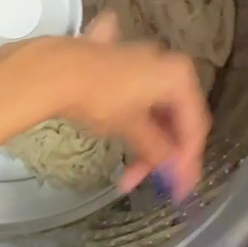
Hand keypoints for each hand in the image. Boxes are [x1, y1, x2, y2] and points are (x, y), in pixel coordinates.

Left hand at [0, 11, 210, 198]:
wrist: (53, 70)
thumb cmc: (100, 100)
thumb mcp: (133, 130)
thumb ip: (158, 151)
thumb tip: (174, 170)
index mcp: (178, 76)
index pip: (194, 126)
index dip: (187, 162)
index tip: (179, 190)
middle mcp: (163, 61)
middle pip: (172, 115)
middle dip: (162, 152)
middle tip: (147, 180)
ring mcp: (136, 56)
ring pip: (151, 104)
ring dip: (144, 137)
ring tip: (127, 168)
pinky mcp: (110, 57)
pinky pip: (129, 87)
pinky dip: (129, 107)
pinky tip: (121, 117)